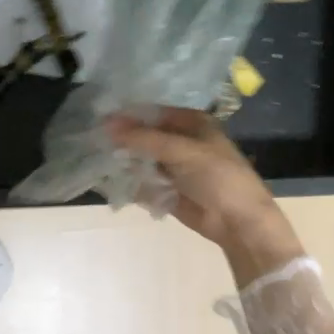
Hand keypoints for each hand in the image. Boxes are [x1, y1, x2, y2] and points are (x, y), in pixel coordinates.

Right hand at [107, 109, 304, 285]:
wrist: (236, 220)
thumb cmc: (217, 177)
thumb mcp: (182, 151)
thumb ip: (145, 139)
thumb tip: (108, 127)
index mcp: (191, 124)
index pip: (154, 114)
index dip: (129, 117)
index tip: (101, 122)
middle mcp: (182, 142)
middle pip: (146, 137)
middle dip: (125, 141)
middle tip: (97, 144)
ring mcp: (174, 168)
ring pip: (143, 161)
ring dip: (126, 163)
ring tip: (102, 163)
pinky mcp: (168, 191)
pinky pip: (144, 184)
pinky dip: (132, 184)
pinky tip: (114, 183)